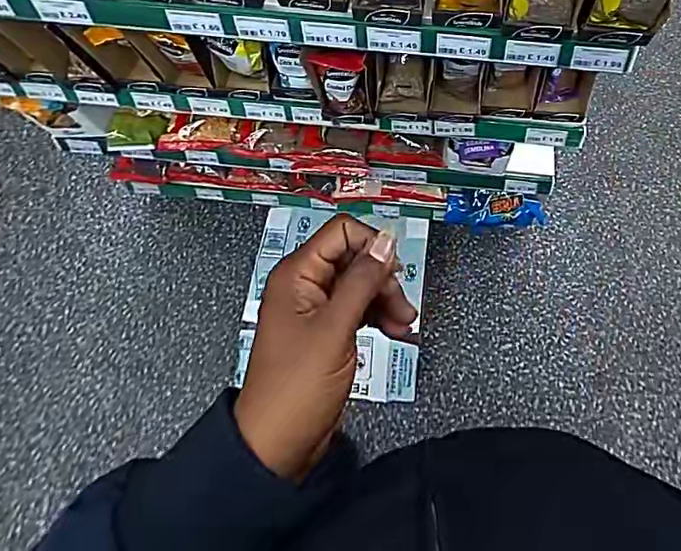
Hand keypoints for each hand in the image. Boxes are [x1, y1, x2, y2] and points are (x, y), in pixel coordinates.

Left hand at [234, 216, 416, 480]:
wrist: (276, 449)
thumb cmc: (295, 389)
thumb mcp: (335, 328)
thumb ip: (362, 281)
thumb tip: (385, 241)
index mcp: (297, 274)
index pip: (341, 232)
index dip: (371, 244)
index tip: (393, 268)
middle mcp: (305, 284)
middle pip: (355, 257)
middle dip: (383, 277)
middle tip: (401, 303)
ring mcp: (316, 308)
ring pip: (361, 282)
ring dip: (386, 298)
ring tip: (404, 322)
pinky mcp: (327, 329)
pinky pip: (359, 306)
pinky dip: (379, 315)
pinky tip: (395, 330)